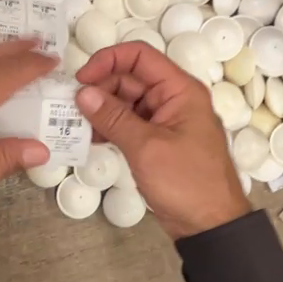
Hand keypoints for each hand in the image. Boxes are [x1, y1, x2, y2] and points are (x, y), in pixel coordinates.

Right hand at [75, 42, 251, 239]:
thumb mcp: (147, 147)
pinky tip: (89, 137)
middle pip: (129, 77)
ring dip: (101, 108)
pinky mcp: (157, 140)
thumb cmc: (187, 183)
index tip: (82, 79)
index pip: (139, 55)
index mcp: (180, 90)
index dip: (107, 60)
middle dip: (100, 88)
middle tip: (73, 107)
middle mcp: (173, 98)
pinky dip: (109, 125)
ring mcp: (165, 120)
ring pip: (125, 100)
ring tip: (76, 123)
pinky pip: (128, 122)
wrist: (210, 226)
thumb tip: (82, 93)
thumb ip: (113, 117)